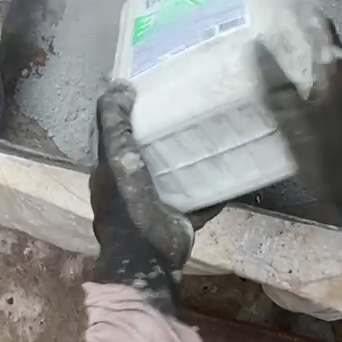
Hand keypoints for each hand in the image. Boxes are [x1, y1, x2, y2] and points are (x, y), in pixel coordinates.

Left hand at [88, 81, 193, 312]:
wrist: (147, 256)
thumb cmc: (126, 201)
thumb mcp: (114, 153)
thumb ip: (112, 120)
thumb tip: (122, 85)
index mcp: (110, 173)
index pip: (119, 139)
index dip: (135, 119)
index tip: (158, 99)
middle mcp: (130, 190)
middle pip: (149, 157)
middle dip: (166, 139)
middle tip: (192, 114)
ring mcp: (155, 207)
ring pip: (174, 177)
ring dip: (191, 162)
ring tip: (214, 138)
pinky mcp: (180, 221)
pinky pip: (200, 200)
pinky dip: (214, 189)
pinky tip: (231, 172)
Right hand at [254, 25, 341, 252]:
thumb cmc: (334, 159)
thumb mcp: (297, 124)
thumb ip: (277, 85)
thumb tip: (258, 46)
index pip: (325, 33)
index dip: (308, 17)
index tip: (288, 5)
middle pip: (333, 51)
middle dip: (309, 40)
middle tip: (282, 35)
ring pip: (340, 72)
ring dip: (318, 64)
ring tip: (293, 63)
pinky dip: (327, 85)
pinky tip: (314, 97)